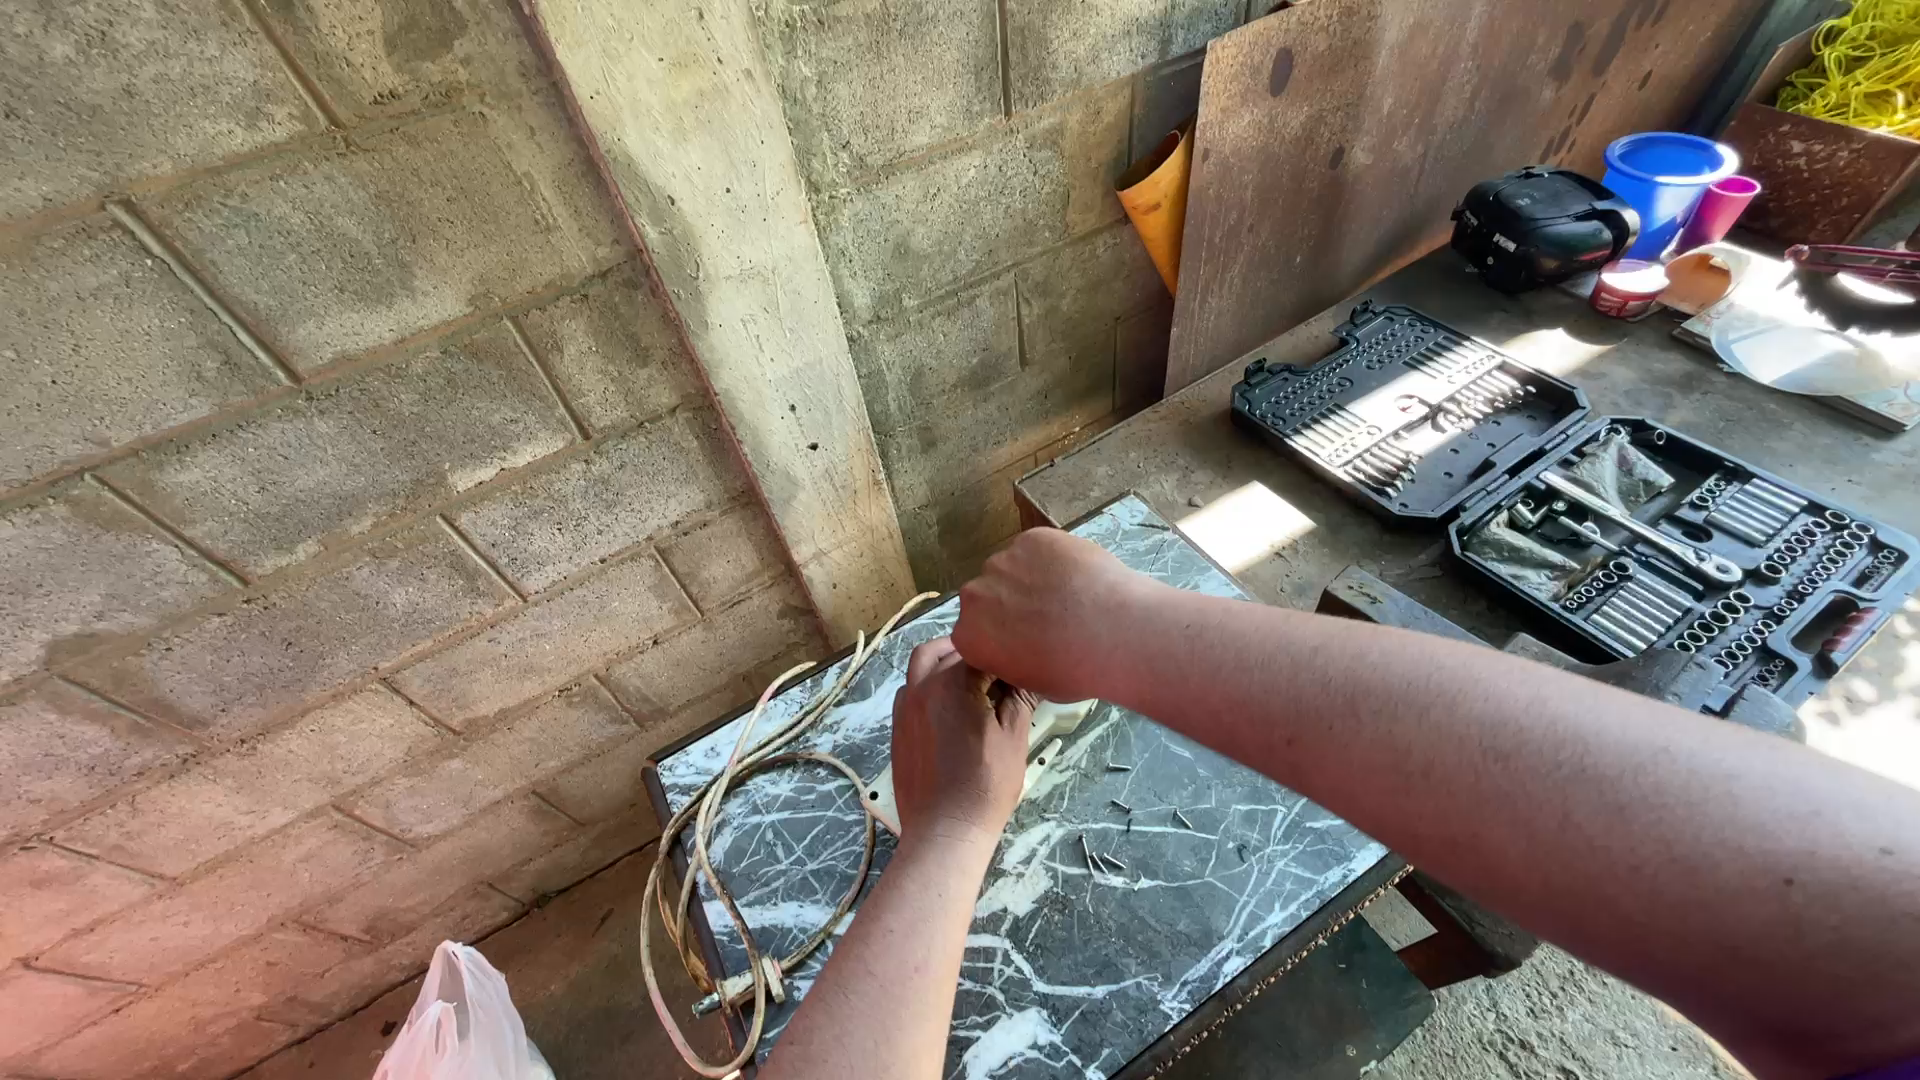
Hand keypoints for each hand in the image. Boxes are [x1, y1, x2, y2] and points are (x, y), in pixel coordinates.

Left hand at [890, 639, 1032, 848]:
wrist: (944, 831)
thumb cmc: (984, 785)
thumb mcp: (1013, 737)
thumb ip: (1020, 697)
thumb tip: (1031, 674)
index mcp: (952, 683)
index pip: (980, 650)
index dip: (1003, 654)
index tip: (1019, 664)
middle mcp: (922, 686)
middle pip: (947, 651)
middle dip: (973, 652)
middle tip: (998, 668)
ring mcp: (905, 707)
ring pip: (922, 665)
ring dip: (944, 662)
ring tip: (973, 680)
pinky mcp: (898, 728)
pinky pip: (911, 691)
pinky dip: (929, 685)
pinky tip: (951, 706)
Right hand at [952, 528, 1158, 702]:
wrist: (1114, 632)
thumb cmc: (1075, 670)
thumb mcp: (1033, 682)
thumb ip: (1010, 659)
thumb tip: (1018, 648)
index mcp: (969, 637)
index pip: (974, 632)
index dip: (998, 634)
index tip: (1022, 638)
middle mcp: (975, 595)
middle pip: (987, 595)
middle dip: (1008, 602)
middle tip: (1046, 615)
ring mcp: (1002, 561)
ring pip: (1011, 567)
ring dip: (1030, 577)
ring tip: (1067, 594)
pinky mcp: (1031, 538)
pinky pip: (1036, 547)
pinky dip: (1052, 557)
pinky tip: (1076, 574)